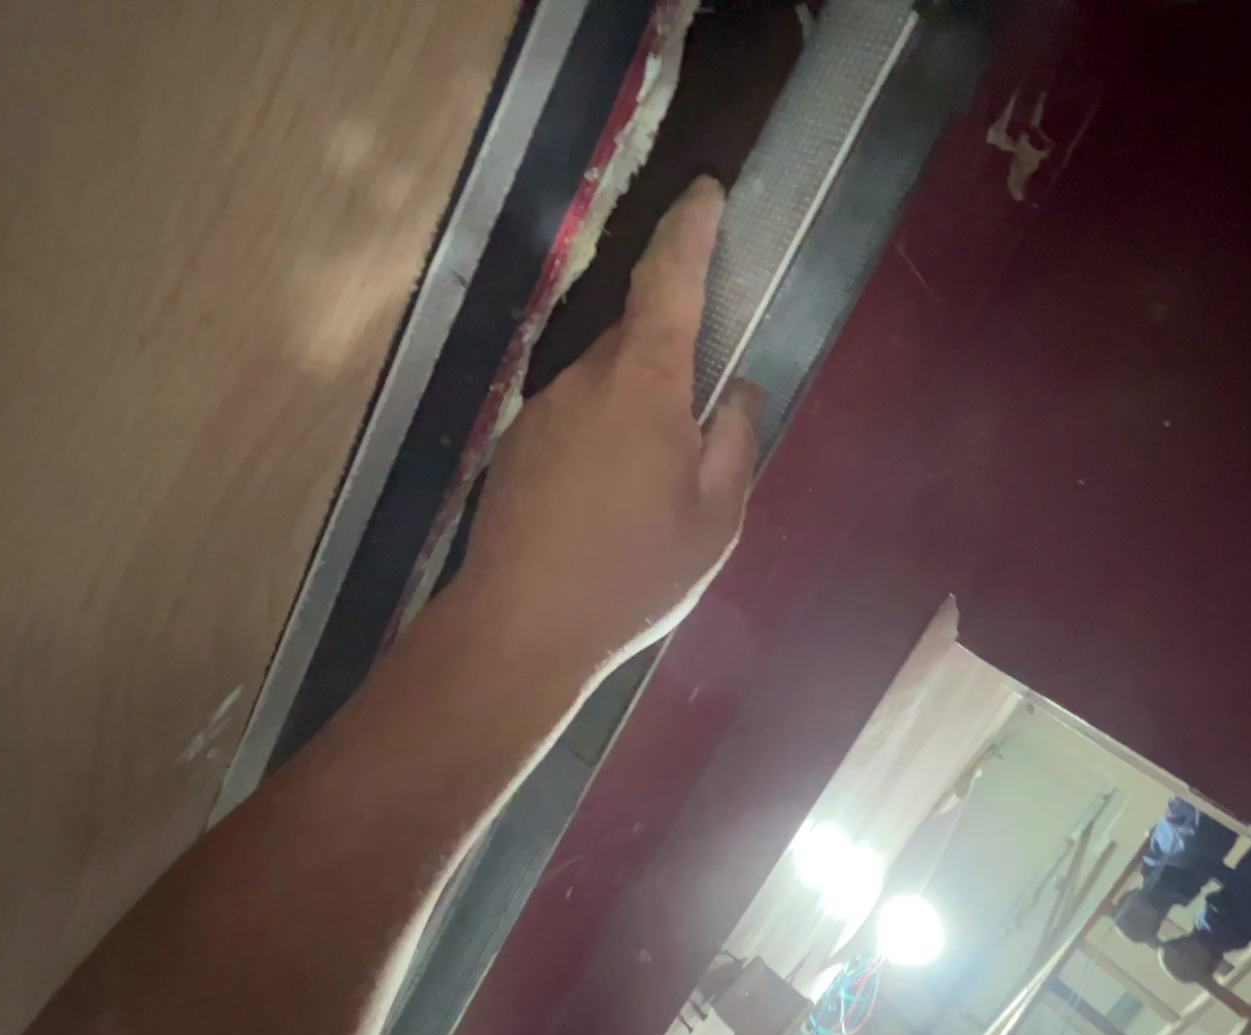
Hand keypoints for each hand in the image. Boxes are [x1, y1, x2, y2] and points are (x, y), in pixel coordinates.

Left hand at [456, 177, 761, 668]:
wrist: (521, 624)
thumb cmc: (634, 572)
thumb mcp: (717, 518)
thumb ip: (735, 440)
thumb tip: (736, 392)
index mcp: (644, 384)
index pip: (668, 279)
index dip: (691, 230)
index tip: (707, 195)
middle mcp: (584, 379)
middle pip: (635, 338)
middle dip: (668, 360)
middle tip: (691, 432)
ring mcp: (539, 412)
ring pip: (601, 384)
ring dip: (630, 410)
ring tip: (643, 490)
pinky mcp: (513, 447)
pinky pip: (570, 420)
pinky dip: (595, 440)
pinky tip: (599, 505)